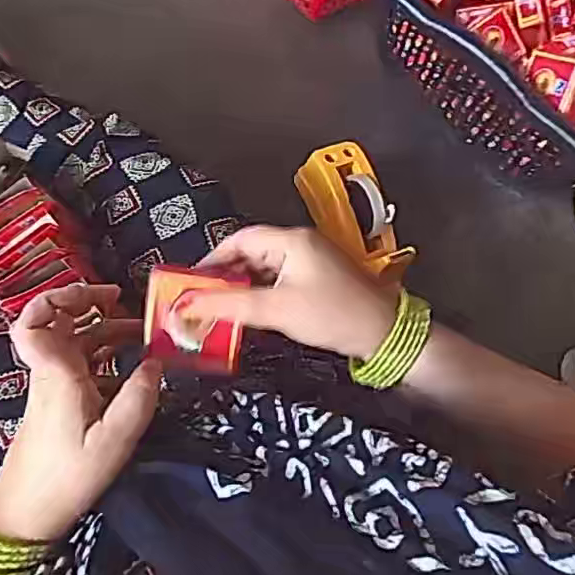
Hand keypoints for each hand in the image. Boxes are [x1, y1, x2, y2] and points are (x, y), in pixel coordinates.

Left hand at [0, 284, 160, 543]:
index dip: (60, 297)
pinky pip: (82, 362)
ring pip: (75, 340)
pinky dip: (107, 355)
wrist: (24, 517)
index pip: (34, 320)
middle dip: (91, 303)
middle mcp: (52, 370)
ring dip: (105, 329)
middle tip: (123, 301)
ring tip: (142, 333)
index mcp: (58, 372)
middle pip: (60, 320)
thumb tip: (156, 362)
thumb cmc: (64, 478)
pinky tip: (133, 367)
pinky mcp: (60, 400)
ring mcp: (55, 384)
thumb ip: (138, 399)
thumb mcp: (112, 442)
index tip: (101, 296)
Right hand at [184, 225, 396, 361]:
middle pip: (250, 251)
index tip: (193, 281)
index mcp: (292, 240)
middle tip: (203, 298)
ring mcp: (311, 259)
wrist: (385, 335)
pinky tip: (251, 310)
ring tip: (221, 308)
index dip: (212, 259)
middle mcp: (300, 243)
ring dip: (242, 285)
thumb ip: (230, 306)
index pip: (239, 239)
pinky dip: (261, 291)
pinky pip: (279, 278)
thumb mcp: (277, 310)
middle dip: (225, 274)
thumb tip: (190, 304)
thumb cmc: (335, 315)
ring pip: (264, 266)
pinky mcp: (317, 277)